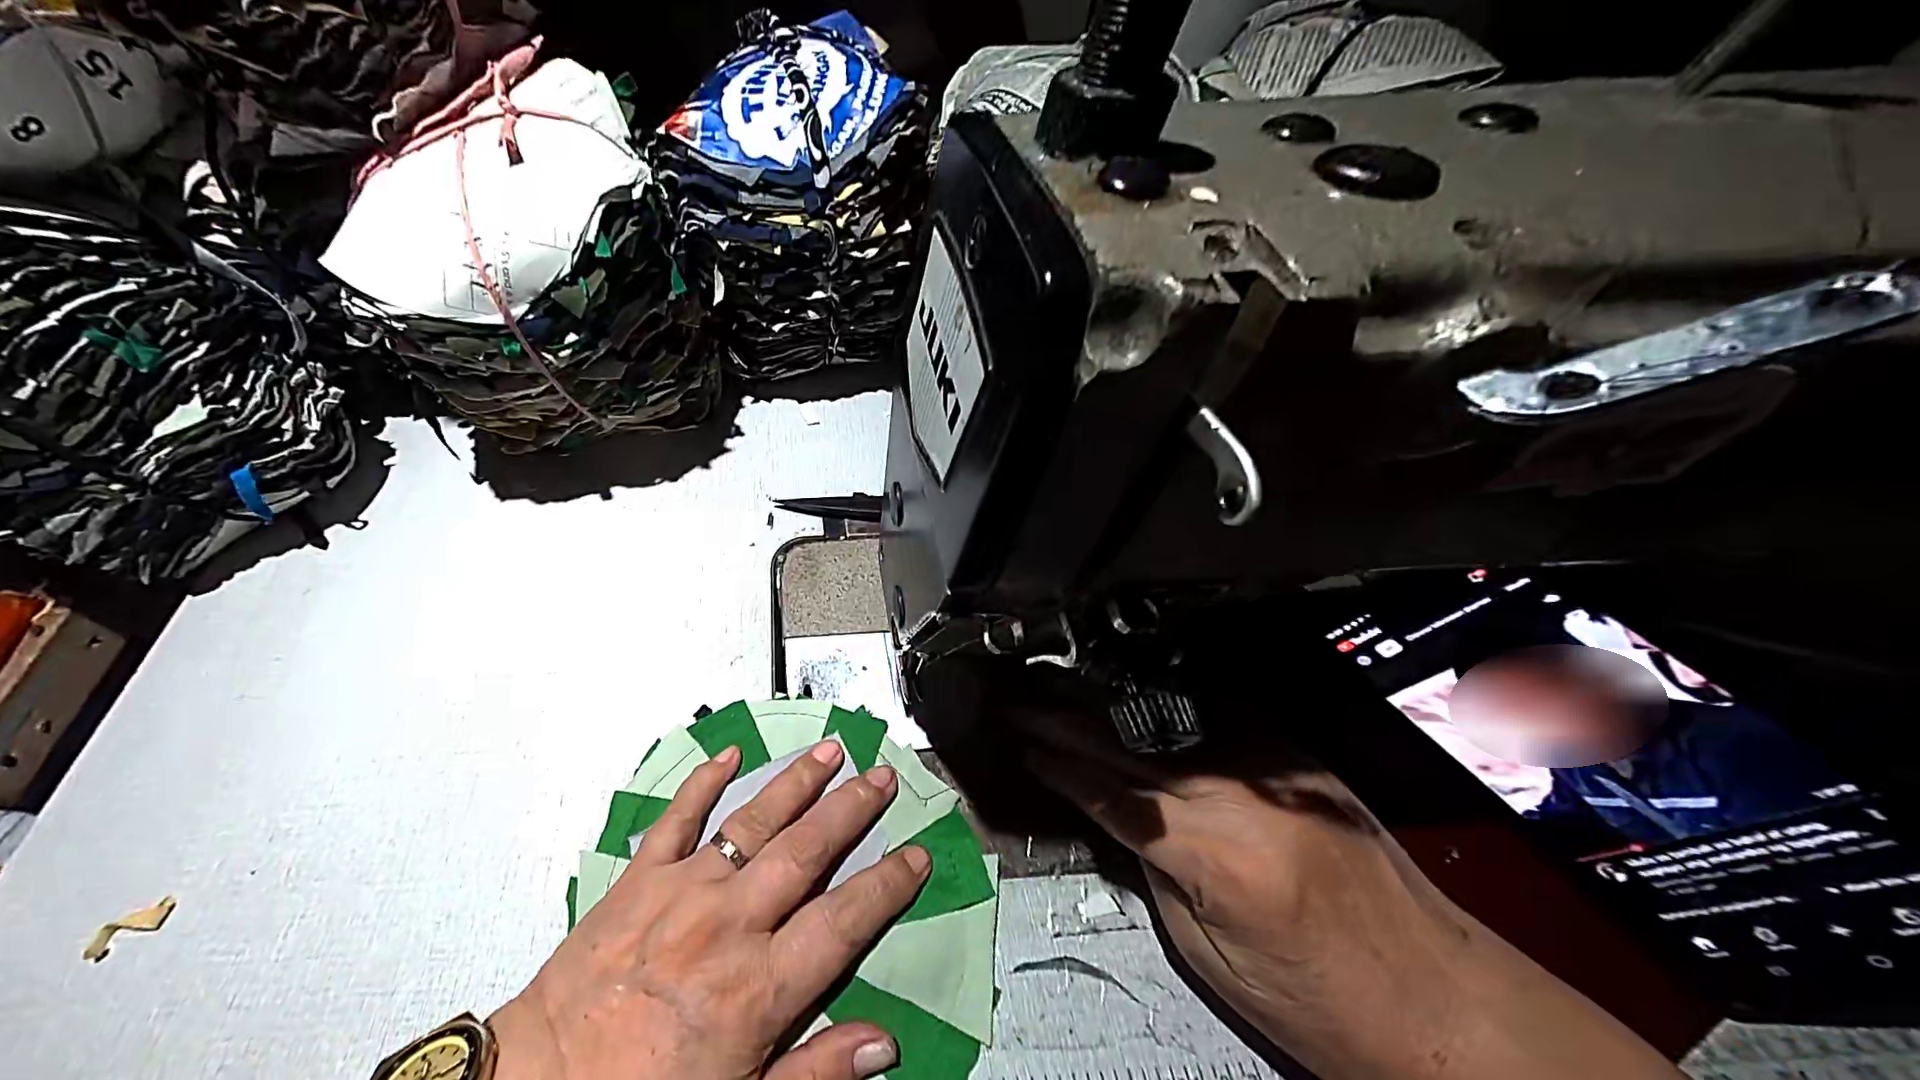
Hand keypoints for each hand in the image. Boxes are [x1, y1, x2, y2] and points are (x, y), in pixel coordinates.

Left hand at [491, 740, 931, 1079]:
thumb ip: (815, 1071)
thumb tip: (882, 1045)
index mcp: (756, 988)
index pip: (844, 920)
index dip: (887, 885)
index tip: (915, 857)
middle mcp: (726, 927)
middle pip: (806, 852)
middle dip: (850, 810)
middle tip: (881, 777)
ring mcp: (682, 893)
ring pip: (752, 823)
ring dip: (796, 783)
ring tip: (829, 751)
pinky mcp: (639, 880)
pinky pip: (676, 820)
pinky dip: (703, 783)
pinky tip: (729, 755)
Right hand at [1021, 714, 1682, 1079]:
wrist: (1439, 1003)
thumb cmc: (1317, 1006)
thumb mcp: (1209, 955)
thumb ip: (1158, 870)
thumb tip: (1120, 820)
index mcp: (1211, 852)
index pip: (1109, 792)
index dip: (1059, 765)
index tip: (1023, 743)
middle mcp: (1240, 792)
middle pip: (1131, 746)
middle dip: (1069, 722)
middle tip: (1025, 703)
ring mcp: (1275, 768)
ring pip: (1170, 725)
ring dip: (1112, 709)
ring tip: (1065, 693)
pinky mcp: (1300, 762)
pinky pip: (1218, 723)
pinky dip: (1169, 712)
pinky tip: (1139, 699)